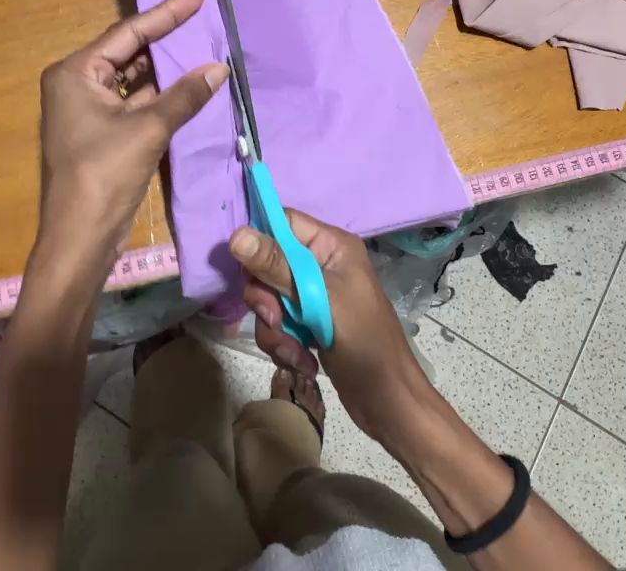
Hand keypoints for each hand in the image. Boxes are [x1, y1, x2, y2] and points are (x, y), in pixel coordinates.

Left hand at [37, 0, 228, 278]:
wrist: (80, 238)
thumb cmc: (104, 175)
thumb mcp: (148, 129)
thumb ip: (185, 95)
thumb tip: (219, 67)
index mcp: (75, 72)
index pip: (128, 32)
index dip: (166, 12)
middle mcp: (76, 84)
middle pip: (128, 51)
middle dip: (166, 38)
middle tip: (203, 16)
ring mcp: (87, 111)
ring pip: (133, 78)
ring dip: (165, 68)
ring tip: (202, 45)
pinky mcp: (102, 134)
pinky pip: (135, 102)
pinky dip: (161, 95)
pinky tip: (188, 86)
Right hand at [231, 210, 435, 451]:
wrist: (388, 402)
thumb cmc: (364, 342)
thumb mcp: (319, 300)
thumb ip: (277, 267)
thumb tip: (236, 235)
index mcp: (331, 245)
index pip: (282, 222)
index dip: (259, 243)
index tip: (248, 271)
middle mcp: (320, 264)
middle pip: (267, 264)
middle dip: (266, 298)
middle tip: (277, 319)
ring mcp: (313, 296)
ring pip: (268, 299)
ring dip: (275, 329)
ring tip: (295, 351)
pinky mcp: (308, 324)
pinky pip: (277, 324)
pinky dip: (283, 345)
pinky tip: (303, 362)